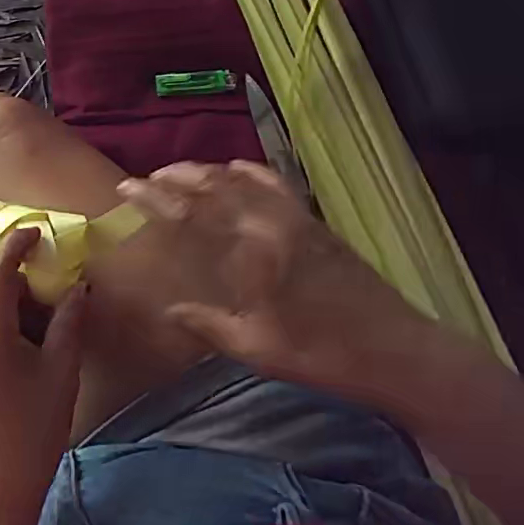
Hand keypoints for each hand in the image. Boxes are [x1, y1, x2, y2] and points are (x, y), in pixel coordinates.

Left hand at [0, 227, 87, 524]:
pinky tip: (27, 327)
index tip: (38, 230)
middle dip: (16, 268)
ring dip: (9, 290)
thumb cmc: (31, 431)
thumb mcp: (60, 371)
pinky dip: (0, 310)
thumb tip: (78, 286)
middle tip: (50, 269)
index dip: (17, 242)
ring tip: (44, 301)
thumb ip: (68, 320)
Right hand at [116, 161, 437, 398]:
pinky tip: (237, 169)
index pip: (193, 213)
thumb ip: (208, 324)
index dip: (156, 197)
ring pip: (243, 180)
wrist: (395, 351)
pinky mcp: (313, 221)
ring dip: (208, 171)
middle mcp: (271, 223)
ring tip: (180, 172)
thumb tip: (168, 310)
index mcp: (253, 251)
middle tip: (147, 178)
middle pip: (215, 186)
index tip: (128, 188)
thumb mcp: (257, 348)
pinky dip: (250, 172)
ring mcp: (296, 217)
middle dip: (177, 177)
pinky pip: (275, 184)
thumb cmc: (321, 355)